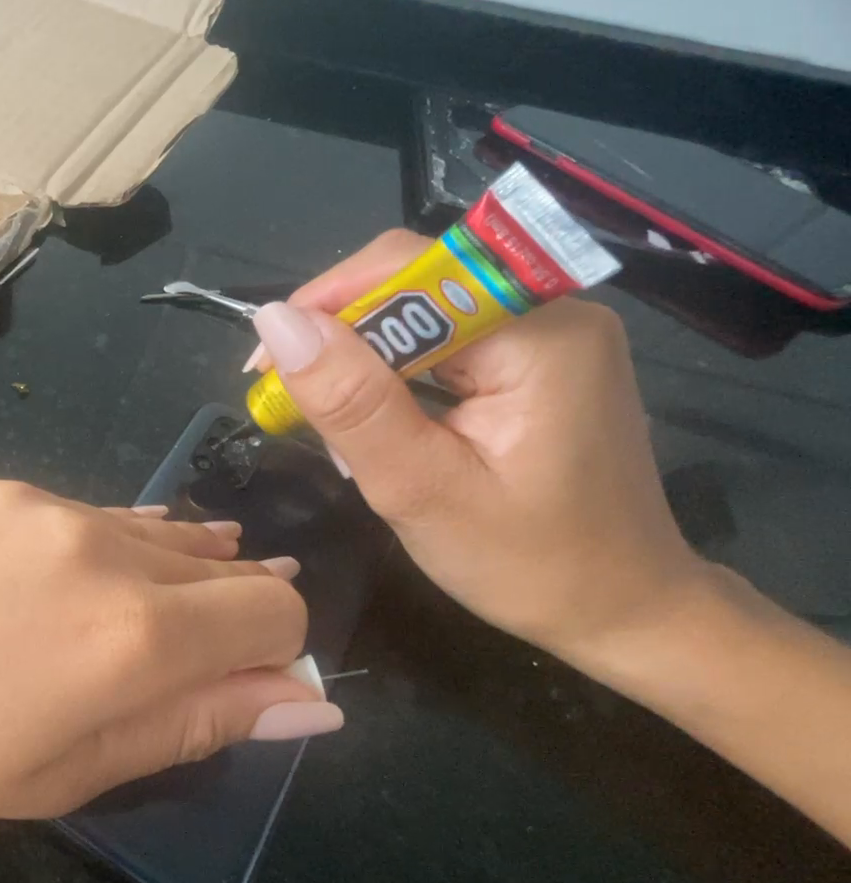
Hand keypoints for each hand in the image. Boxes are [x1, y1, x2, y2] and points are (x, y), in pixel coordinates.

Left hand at [0, 480, 337, 820]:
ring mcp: (41, 504)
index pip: (272, 615)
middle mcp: (104, 547)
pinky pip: (84, 514)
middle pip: (222, 564)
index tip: (233, 689)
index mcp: (134, 634)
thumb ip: (186, 727)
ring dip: (166, 577)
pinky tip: (61, 581)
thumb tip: (306, 698)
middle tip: (176, 664)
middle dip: (225, 614)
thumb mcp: (54, 775)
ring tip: (123, 623)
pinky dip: (102, 548)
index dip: (271, 654)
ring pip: (154, 532)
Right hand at [248, 230, 706, 659]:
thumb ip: (350, 402)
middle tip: (285, 404)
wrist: (618, 608)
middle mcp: (552, 314)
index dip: (322, 306)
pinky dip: (390, 377)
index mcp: (539, 334)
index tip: (264, 368)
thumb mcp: (417, 486)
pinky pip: (441, 343)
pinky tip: (371, 422)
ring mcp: (548, 337)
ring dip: (357, 362)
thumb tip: (276, 322)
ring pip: (420, 315)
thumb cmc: (524, 561)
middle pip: (413, 288)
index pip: (407, 274)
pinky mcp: (536, 363)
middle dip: (337, 340)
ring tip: (323, 423)